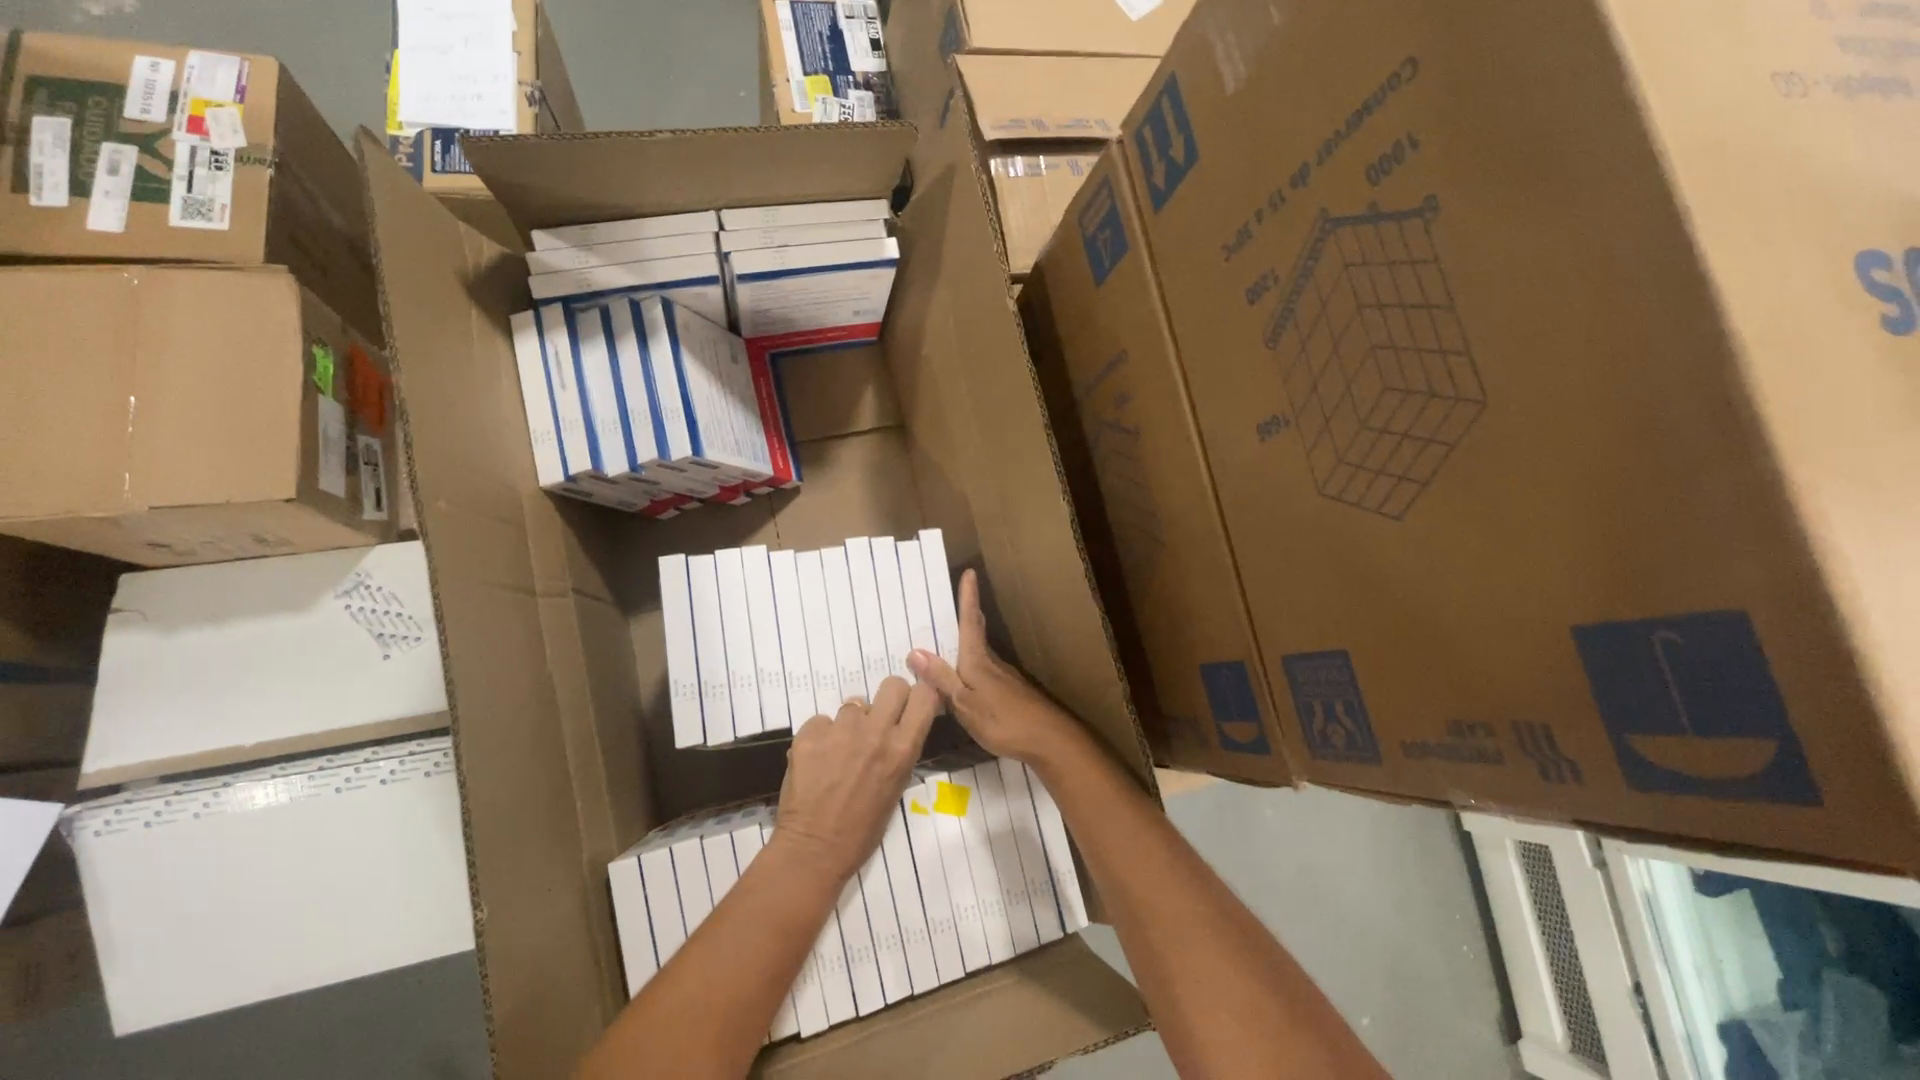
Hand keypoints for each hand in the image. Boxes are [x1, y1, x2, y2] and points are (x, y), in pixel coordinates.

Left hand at [775, 675, 939, 882]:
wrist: (815, 849)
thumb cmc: (863, 830)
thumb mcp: (896, 789)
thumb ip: (898, 752)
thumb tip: (894, 730)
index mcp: (902, 749)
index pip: (924, 695)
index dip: (919, 697)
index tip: (912, 706)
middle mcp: (875, 731)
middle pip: (892, 684)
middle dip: (888, 699)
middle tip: (878, 722)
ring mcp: (839, 730)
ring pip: (853, 705)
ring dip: (851, 724)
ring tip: (840, 754)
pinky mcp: (808, 734)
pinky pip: (821, 721)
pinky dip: (821, 737)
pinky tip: (817, 762)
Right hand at [906, 569, 1089, 766]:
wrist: (1049, 741)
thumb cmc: (1004, 720)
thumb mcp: (965, 703)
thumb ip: (942, 678)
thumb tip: (915, 650)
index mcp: (978, 661)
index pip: (970, 621)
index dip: (968, 597)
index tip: (969, 572)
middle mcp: (991, 663)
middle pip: (976, 634)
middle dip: (966, 616)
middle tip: (949, 603)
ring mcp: (1004, 678)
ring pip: (980, 654)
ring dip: (966, 644)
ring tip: (945, 643)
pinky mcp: (1010, 694)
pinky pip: (984, 673)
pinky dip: (971, 668)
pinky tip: (963, 681)